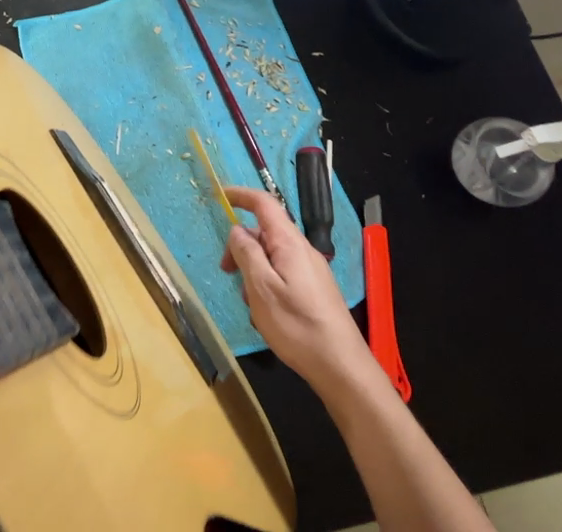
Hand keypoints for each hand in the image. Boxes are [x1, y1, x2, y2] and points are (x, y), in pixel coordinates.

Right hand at [220, 185, 373, 387]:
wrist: (340, 365)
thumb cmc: (296, 325)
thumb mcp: (261, 288)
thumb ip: (247, 253)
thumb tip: (237, 230)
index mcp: (289, 243)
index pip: (264, 204)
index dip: (241, 195)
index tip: (220, 196)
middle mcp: (303, 250)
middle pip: (265, 232)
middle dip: (241, 245)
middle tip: (226, 272)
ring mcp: (311, 270)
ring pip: (272, 255)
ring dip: (253, 270)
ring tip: (251, 303)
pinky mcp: (314, 289)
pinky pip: (282, 273)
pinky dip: (266, 283)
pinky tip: (266, 312)